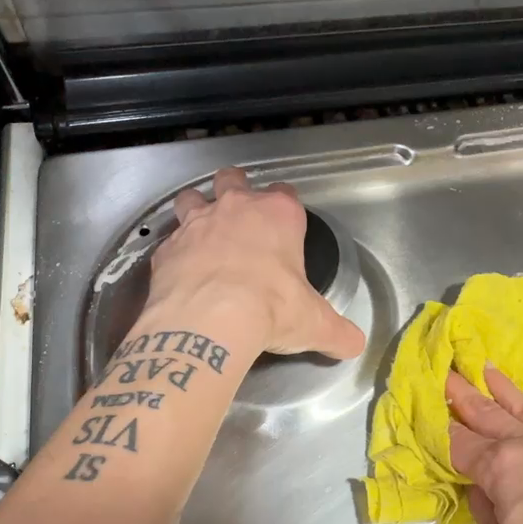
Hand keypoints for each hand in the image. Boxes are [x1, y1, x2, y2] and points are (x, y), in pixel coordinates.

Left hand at [142, 167, 364, 362]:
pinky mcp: (166, 249)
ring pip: (191, 197)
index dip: (285, 206)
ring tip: (201, 230)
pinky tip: (180, 271)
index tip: (285, 224)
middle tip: (238, 213)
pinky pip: (168, 241)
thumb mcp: (314, 322)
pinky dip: (173, 252)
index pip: (285, 192)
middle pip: (233, 178)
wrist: (209, 322)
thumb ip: (337, 331)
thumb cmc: (270, 308)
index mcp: (278, 215)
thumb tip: (356, 345)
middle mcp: (236, 208)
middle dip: (234, 189)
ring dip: (195, 208)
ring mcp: (196, 224)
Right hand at [446, 365, 522, 523]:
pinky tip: (517, 398)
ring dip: (493, 388)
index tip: (423, 409)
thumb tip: (482, 492)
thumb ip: (486, 516)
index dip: (439, 430)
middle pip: (484, 415)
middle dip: (460, 394)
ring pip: (514, 407)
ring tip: (478, 367)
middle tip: (442, 371)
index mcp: (498, 468)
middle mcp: (521, 445)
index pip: (459, 445)